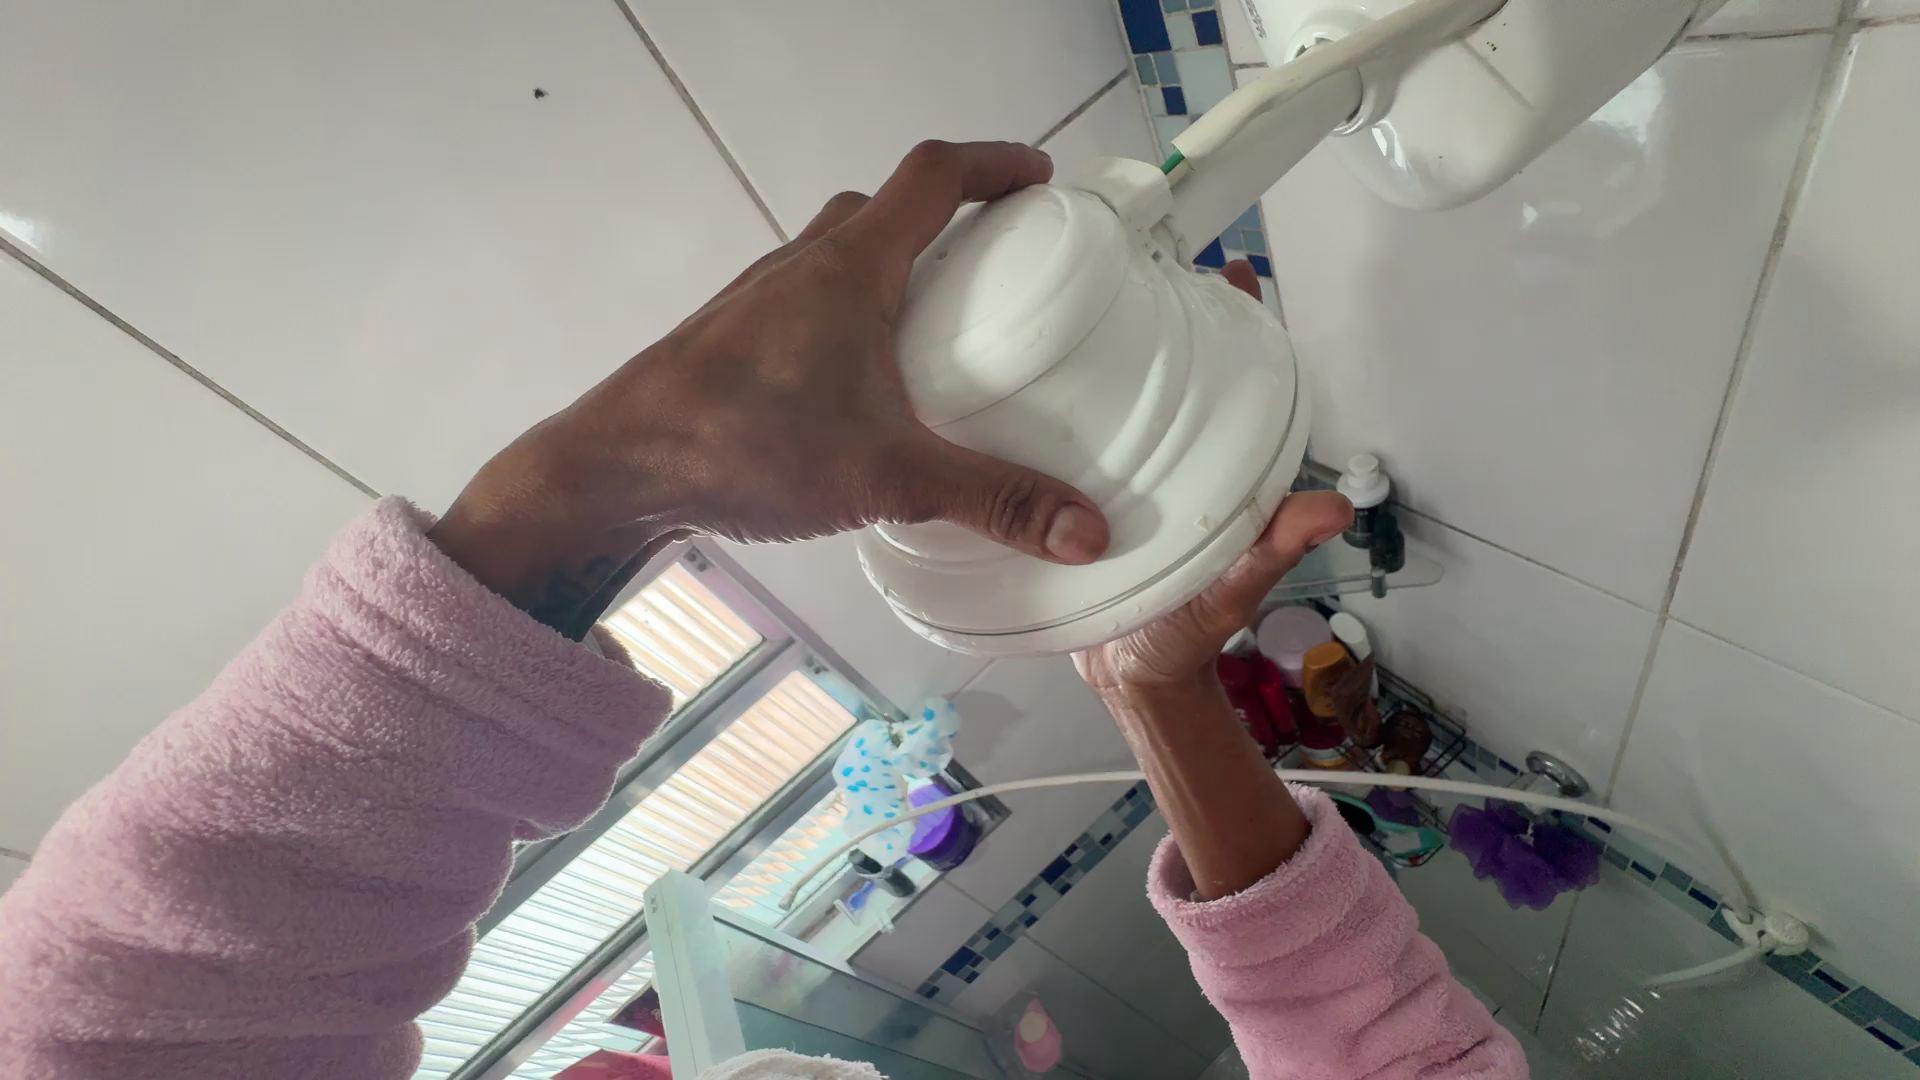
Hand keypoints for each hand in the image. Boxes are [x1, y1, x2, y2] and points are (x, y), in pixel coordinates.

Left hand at [431, 141, 1111, 637]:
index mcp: (848, 268)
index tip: (1037, 179)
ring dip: (888, 268)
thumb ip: (992, 500)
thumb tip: (1088, 531)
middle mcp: (799, 268)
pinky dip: (846, 316)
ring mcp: (758, 304)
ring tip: (931, 327)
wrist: (617, 469)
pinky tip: (857, 382)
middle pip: (882, 210)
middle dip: (943, 221)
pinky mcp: (733, 344)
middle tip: (989, 267)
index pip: (932, 176)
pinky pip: (804, 304)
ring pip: (837, 256)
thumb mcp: (892, 474)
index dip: (993, 165)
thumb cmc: (749, 445)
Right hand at [1074, 263, 1352, 700]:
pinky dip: (1039, 417)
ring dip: (1084, 363)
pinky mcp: (1063, 495)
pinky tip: (1009, 396)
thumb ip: (1270, 554)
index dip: (1233, 323)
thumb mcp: (1226, 593)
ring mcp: (1108, 476)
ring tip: (1053, 318)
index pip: (1227, 383)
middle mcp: (1160, 461)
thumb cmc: (1182, 634)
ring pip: (1100, 407)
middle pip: (1157, 380)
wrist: (1123, 673)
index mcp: (1208, 471)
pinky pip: (1054, 446)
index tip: (1220, 269)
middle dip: (1144, 323)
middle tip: (1116, 274)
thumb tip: (1331, 508)